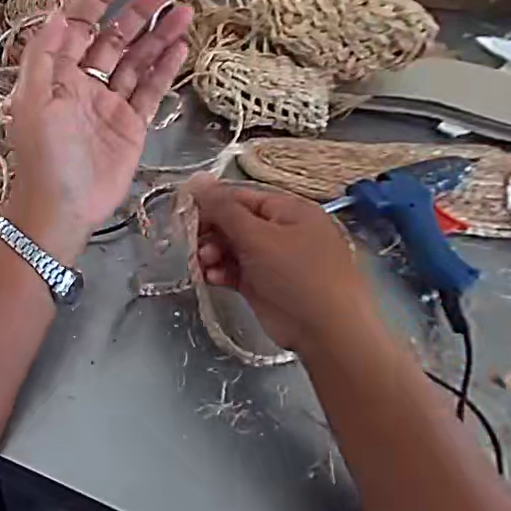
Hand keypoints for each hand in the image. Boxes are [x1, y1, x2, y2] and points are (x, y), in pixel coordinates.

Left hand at [3, 0, 193, 262]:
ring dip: (158, 34)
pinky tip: (180, 46)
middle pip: (114, 37)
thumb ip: (44, 55)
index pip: (78, 23)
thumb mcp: (33, 101)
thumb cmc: (44, 155)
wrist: (62, 209)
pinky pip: (151, 90)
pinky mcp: (132, 125)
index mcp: (57, 73)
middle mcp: (85, 82)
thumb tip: (55, 11)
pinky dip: (165, 68)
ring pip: (137, 60)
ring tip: (184, 9)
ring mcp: (110, 103)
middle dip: (137, 9)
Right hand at [188, 176, 386, 355]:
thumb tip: (196, 178)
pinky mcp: (263, 285)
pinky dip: (221, 272)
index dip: (211, 203)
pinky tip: (212, 279)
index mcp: (288, 210)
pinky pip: (235, 271)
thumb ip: (222, 208)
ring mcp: (272, 260)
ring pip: (231, 248)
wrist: (327, 332)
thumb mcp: (257, 236)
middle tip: (192, 243)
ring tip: (203, 264)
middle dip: (210, 232)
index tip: (184, 213)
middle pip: (234, 222)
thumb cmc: (297, 274)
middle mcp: (281, 231)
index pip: (240, 197)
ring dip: (212, 254)